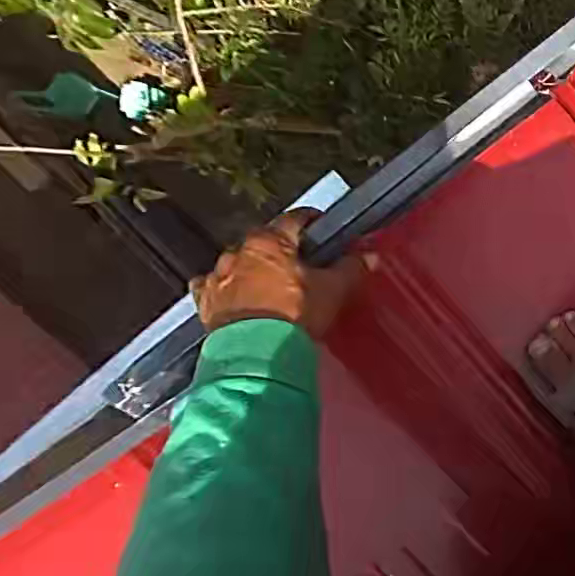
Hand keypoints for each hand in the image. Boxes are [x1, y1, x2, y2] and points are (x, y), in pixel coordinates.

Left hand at [191, 208, 374, 336]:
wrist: (256, 355)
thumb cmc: (295, 315)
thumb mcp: (333, 289)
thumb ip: (351, 268)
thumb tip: (369, 256)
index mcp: (270, 241)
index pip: (295, 219)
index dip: (313, 222)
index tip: (323, 229)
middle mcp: (239, 252)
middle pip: (265, 242)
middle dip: (282, 250)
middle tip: (301, 265)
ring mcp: (218, 276)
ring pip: (239, 263)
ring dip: (253, 269)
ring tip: (271, 287)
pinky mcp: (205, 302)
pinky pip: (213, 288)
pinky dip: (226, 290)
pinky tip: (238, 300)